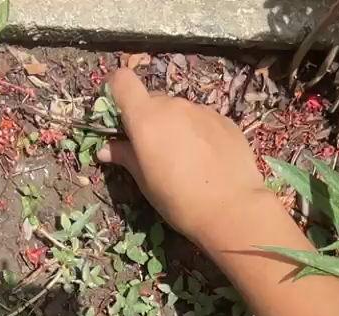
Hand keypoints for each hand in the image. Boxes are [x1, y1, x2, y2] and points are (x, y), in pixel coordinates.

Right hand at [98, 68, 276, 252]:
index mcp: (146, 119)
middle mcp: (173, 105)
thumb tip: (106, 149)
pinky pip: (201, 120)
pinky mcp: (223, 119)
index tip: (116, 113)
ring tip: (183, 161)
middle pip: (152, 101)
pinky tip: (205, 161)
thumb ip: (126, 158)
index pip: (122, 82)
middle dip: (147, 120)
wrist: (232, 208)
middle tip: (152, 151)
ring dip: (174, 128)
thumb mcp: (146, 183)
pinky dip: (196, 134)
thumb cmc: (179, 201)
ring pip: (178, 111)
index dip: (114, 91)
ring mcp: (201, 110)